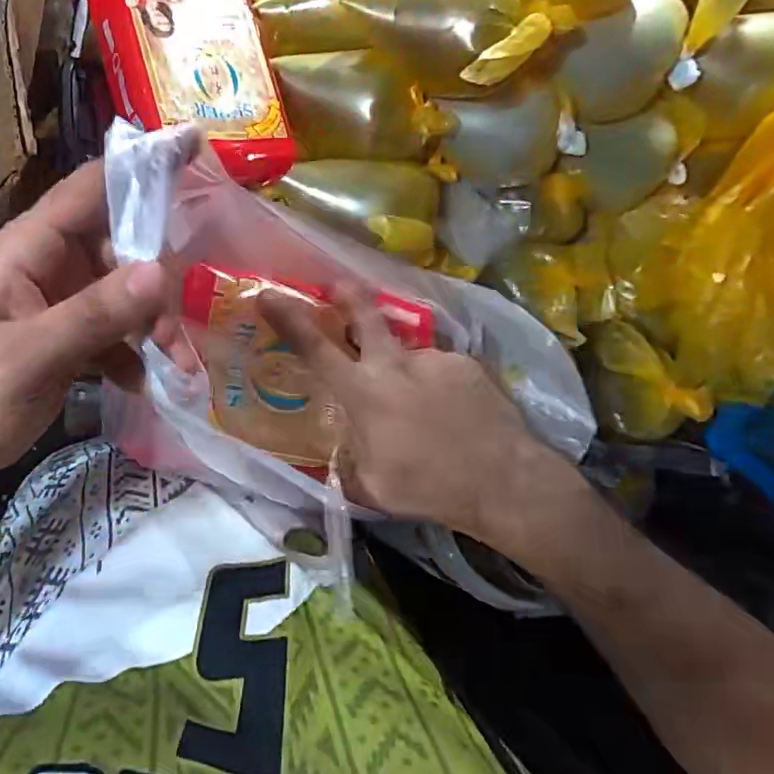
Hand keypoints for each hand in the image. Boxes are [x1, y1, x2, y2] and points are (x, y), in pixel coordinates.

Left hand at [0, 162, 166, 485]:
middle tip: (176, 330)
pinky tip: (149, 382)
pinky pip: (119, 330)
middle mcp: (49, 265)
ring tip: (174, 366)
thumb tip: (162, 271)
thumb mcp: (23, 358)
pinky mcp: (71, 338)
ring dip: (155, 325)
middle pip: (121, 246)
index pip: (89, 189)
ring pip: (128, 291)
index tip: (194, 147)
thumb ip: (92, 314)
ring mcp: (61, 303)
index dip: (140, 167)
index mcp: (26, 249)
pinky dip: (140, 352)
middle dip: (157, 282)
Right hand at [258, 285, 589, 541]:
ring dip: (404, 371)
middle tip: (338, 286)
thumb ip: (349, 459)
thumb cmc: (429, 487)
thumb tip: (341, 451)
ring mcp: (433, 359)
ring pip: (406, 354)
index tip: (269, 294)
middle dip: (347, 296)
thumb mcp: (371, 485)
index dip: (288, 317)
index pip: (315, 347)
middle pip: (364, 314)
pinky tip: (452, 413)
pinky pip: (439, 368)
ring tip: (424, 409)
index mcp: (363, 392)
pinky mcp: (466, 363)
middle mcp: (394, 364)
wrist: (504, 481)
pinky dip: (437, 386)